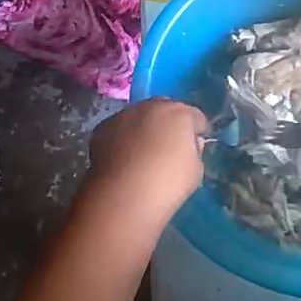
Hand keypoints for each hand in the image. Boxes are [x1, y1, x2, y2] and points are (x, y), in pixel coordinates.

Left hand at [85, 98, 207, 221]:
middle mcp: (151, 105)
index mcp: (179, 113)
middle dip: (169, 125)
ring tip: (141, 155)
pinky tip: (123, 160)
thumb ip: (195, 150)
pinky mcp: (103, 126)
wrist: (123, 195)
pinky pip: (120, 129)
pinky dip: (123, 139)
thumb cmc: (167, 183)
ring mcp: (124, 114)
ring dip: (143, 129)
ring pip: (140, 117)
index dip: (197, 131)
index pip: (195, 116)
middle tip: (167, 149)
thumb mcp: (195, 170)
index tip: (195, 146)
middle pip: (165, 110)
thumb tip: (188, 144)